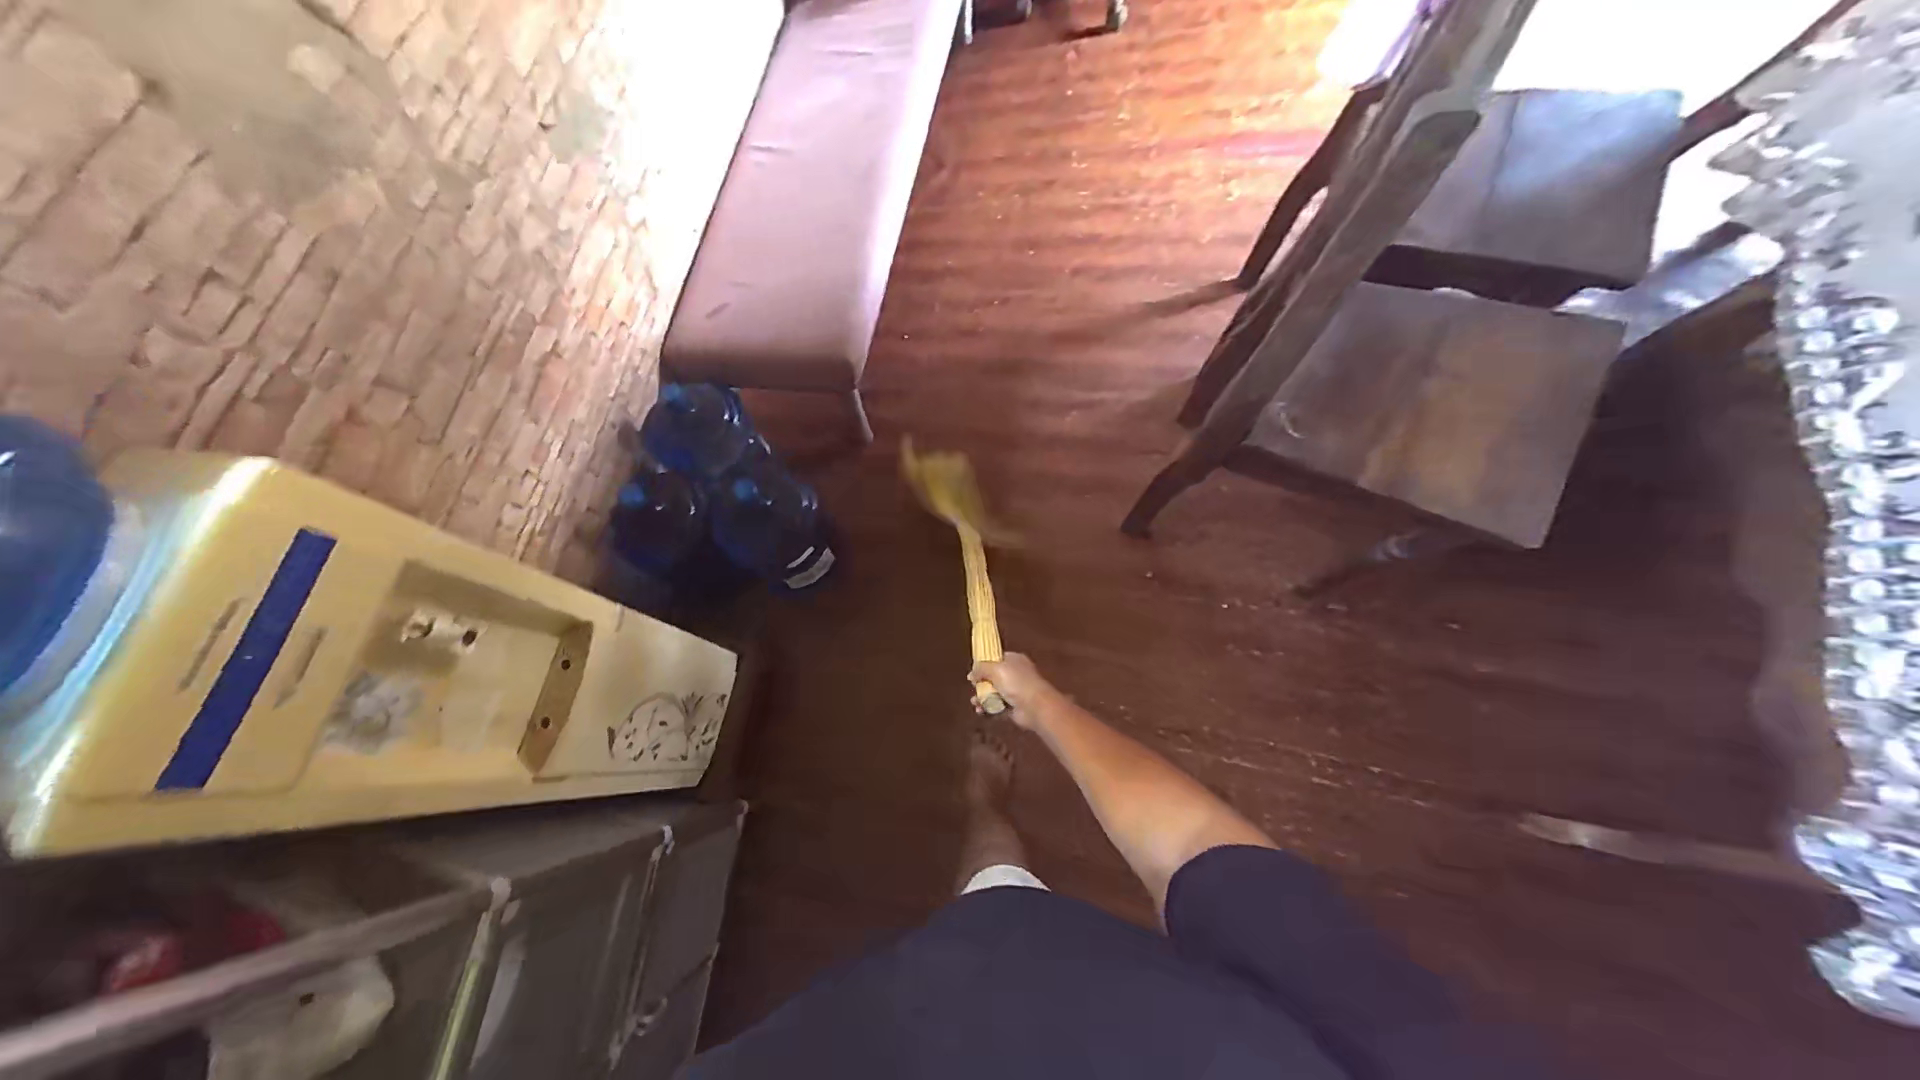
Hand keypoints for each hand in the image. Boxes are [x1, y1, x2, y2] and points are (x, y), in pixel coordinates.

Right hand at [969, 653, 1057, 729]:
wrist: (1035, 707)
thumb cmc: (1016, 682)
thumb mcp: (995, 669)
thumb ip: (981, 668)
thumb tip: (971, 674)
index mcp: (1014, 660)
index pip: (997, 658)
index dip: (984, 663)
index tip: (974, 670)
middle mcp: (1015, 674)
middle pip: (993, 677)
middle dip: (981, 683)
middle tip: (974, 687)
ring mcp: (1015, 691)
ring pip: (994, 693)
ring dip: (982, 697)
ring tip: (975, 702)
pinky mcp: (1013, 707)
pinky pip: (997, 706)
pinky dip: (988, 708)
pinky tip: (981, 710)